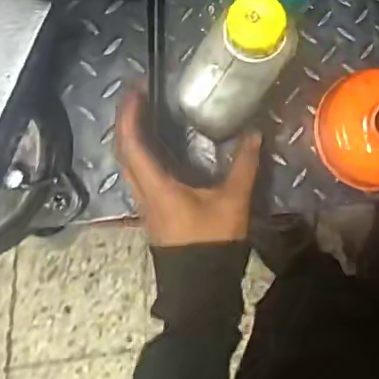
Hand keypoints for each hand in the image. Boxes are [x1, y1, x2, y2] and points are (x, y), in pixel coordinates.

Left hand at [115, 88, 262, 246]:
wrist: (199, 289)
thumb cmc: (212, 242)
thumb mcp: (233, 201)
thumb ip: (244, 165)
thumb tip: (254, 132)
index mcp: (157, 187)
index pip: (132, 144)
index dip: (130, 115)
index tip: (137, 90)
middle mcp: (143, 192)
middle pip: (123, 150)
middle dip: (127, 118)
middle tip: (141, 94)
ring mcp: (145, 202)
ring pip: (128, 162)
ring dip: (132, 134)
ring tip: (147, 112)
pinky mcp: (152, 209)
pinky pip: (138, 172)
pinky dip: (141, 150)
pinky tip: (158, 144)